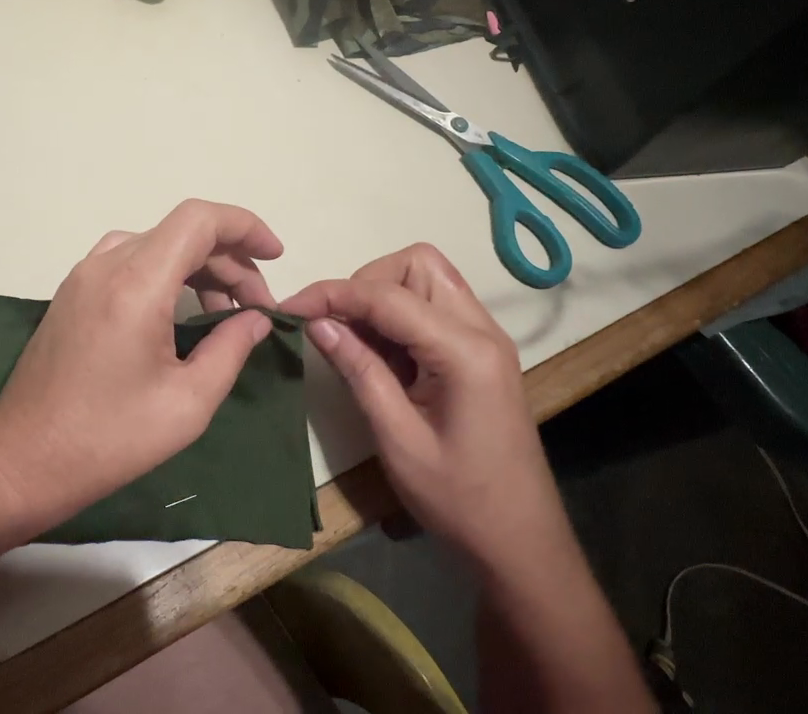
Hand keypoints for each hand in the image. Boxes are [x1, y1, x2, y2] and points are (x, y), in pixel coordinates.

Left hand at [0, 200, 283, 527]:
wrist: (23, 459)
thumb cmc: (110, 438)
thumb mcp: (188, 402)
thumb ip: (231, 348)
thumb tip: (256, 318)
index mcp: (136, 283)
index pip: (198, 220)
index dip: (244, 227)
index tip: (275, 257)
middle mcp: (105, 265)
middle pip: (180, 233)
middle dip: (229, 260)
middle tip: (257, 307)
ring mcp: (82, 277)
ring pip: (154, 245)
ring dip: (197, 267)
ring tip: (225, 313)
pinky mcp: (72, 294)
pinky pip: (128, 262)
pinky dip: (165, 274)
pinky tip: (181, 313)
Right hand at [281, 244, 565, 564]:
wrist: (520, 542)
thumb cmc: (458, 499)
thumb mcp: (397, 439)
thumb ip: (359, 371)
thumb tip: (316, 322)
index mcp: (465, 351)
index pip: (388, 295)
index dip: (332, 294)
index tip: (288, 308)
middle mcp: (482, 330)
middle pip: (417, 264)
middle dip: (366, 284)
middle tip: (336, 329)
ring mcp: (485, 339)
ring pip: (426, 279)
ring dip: (382, 297)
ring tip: (356, 345)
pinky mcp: (480, 353)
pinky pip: (433, 308)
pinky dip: (399, 317)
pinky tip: (381, 358)